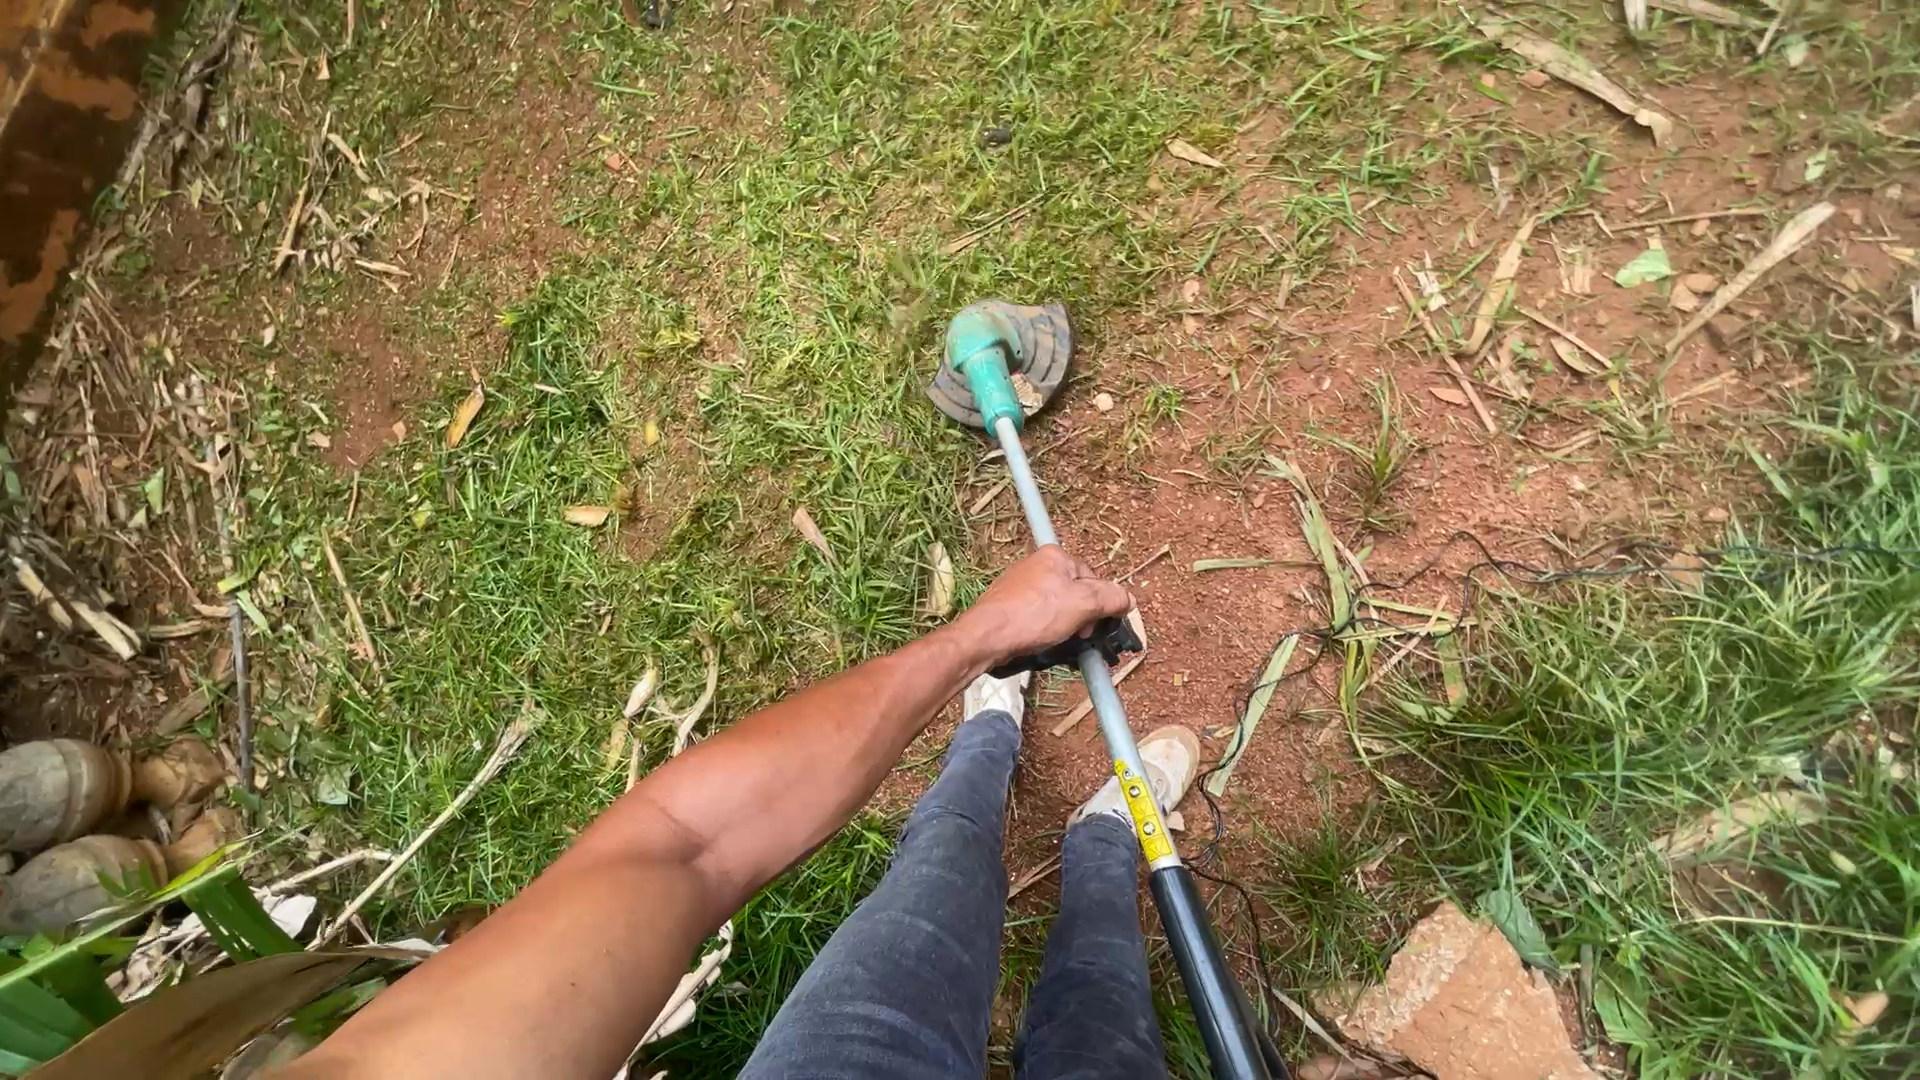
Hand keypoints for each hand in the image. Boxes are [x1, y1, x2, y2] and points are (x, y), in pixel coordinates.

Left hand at [956, 546, 1132, 666]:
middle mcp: (1036, 565)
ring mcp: (1020, 585)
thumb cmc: (1033, 615)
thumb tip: (1127, 599)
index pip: (1092, 579)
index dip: (1099, 605)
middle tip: (1077, 637)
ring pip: (1056, 608)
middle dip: (1081, 618)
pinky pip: (1037, 617)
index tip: (1095, 626)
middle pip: (1074, 593)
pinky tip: (1040, 643)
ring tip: (1057, 643)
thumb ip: (1110, 598)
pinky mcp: (1008, 605)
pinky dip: (1044, 631)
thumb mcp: (1083, 604)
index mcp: (1055, 556)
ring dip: (1063, 627)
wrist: (987, 636)